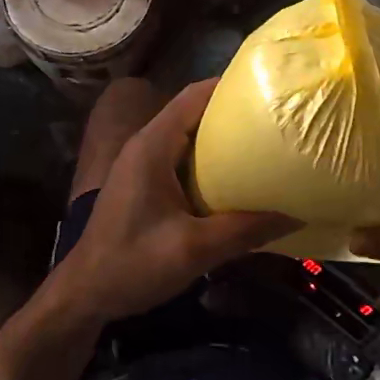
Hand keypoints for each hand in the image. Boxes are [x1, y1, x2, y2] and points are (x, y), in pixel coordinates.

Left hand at [44, 79, 300, 323]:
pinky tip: (234, 178)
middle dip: (231, 111)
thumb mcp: (194, 249)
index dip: (228, 86)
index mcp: (152, 146)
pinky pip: (180, 156)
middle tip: (274, 118)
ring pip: (187, 135)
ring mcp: (141, 164)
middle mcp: (145, 145)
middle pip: (192, 112)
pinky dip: (208, 159)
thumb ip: (243, 230)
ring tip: (264, 143)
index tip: (266, 87)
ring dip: (220, 136)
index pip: (192, 97)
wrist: (86, 293)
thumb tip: (294, 216)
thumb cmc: (133, 264)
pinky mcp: (144, 182)